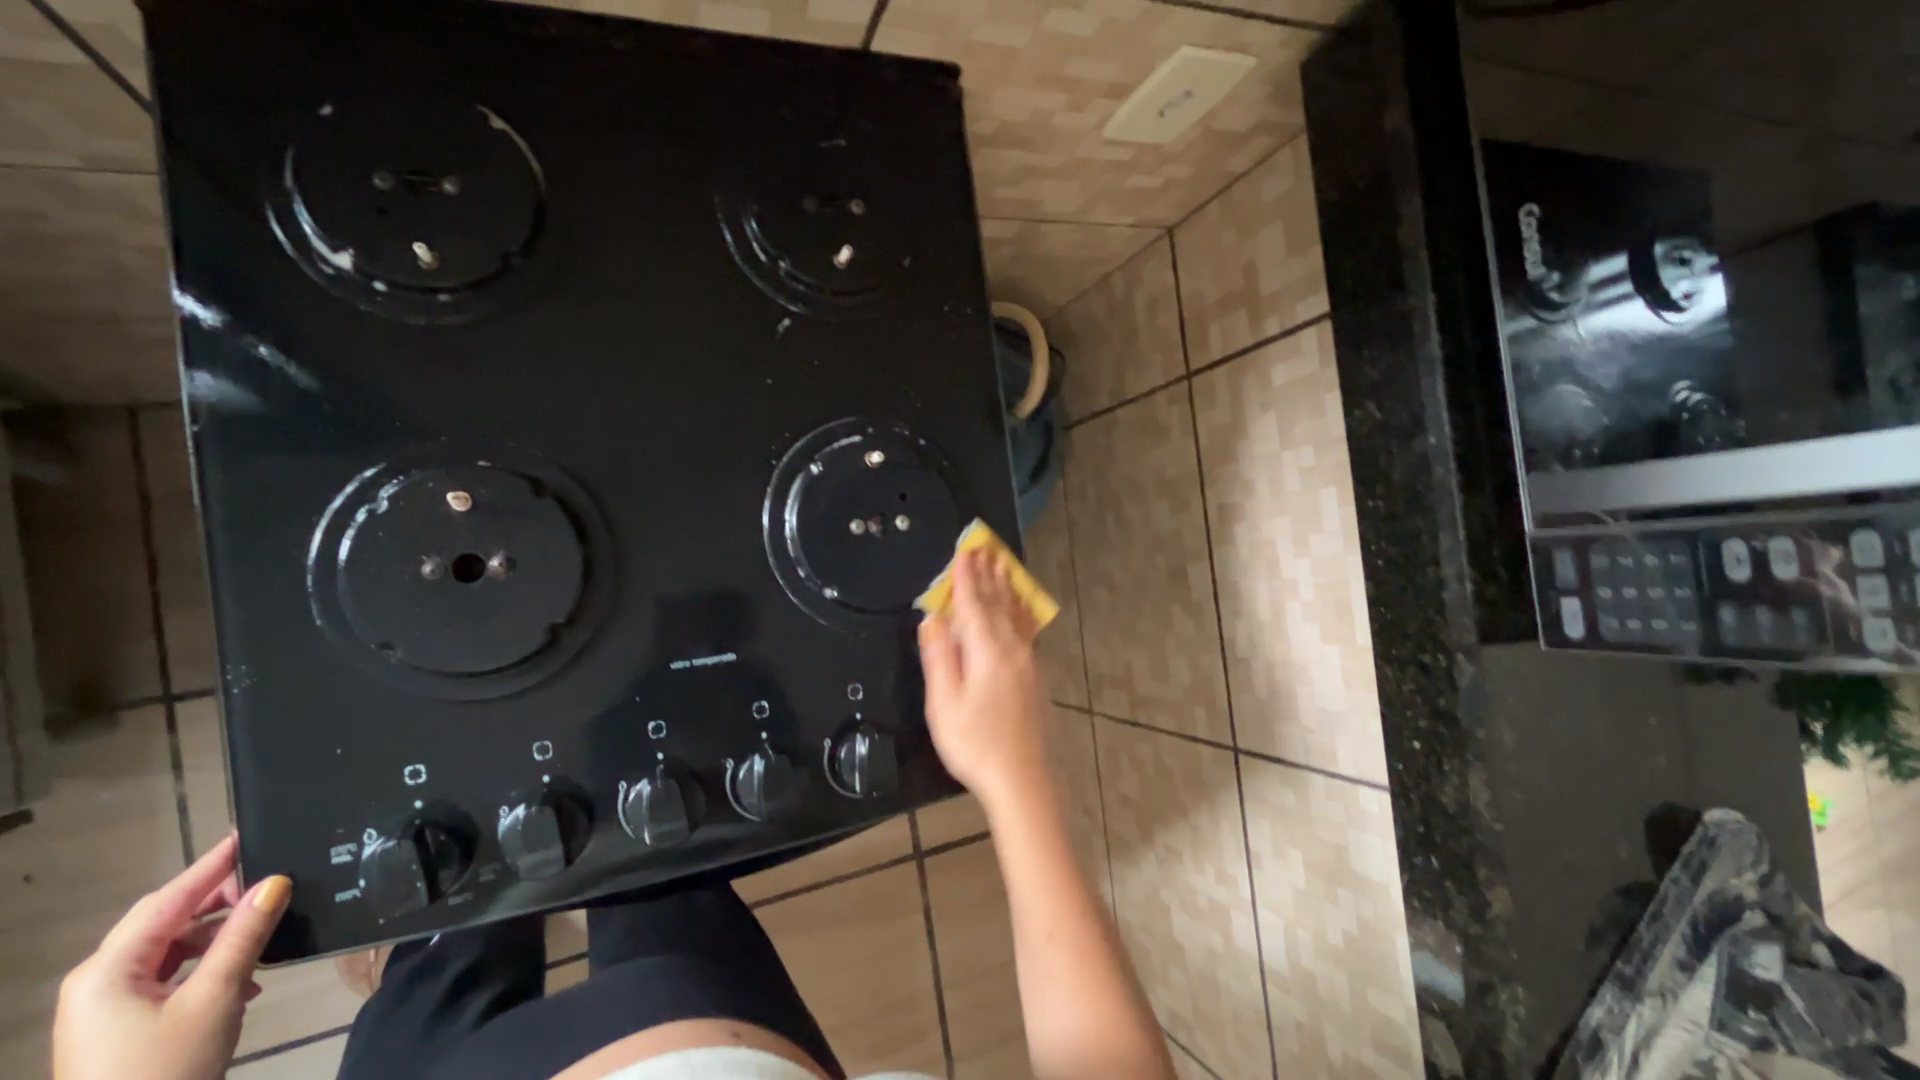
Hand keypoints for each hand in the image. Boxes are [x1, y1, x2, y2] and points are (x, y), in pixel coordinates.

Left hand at [53, 834, 291, 1079]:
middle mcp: (97, 980)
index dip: (211, 866)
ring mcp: (103, 1006)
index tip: (247, 834)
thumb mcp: (215, 998)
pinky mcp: (117, 1027)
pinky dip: (204, 965)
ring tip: (263, 929)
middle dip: (217, 899)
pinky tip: (242, 976)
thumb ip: (243, 936)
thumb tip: (274, 882)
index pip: (169, 899)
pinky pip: (164, 976)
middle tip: (269, 880)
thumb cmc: (165, 1068)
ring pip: (167, 950)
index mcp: (109, 969)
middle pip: (163, 921)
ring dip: (216, 937)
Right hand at [918, 549, 1052, 806]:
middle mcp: (1014, 649)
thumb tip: (933, 619)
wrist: (1024, 779)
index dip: (967, 577)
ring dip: (1006, 587)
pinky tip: (1020, 610)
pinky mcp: (1036, 677)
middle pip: (999, 602)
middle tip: (983, 547)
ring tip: (1002, 565)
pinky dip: (1018, 609)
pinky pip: (1025, 629)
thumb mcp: (944, 703)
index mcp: (989, 650)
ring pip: (1016, 614)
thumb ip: (939, 657)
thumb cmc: (976, 744)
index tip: (963, 551)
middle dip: (988, 574)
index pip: (975, 603)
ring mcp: (1029, 662)